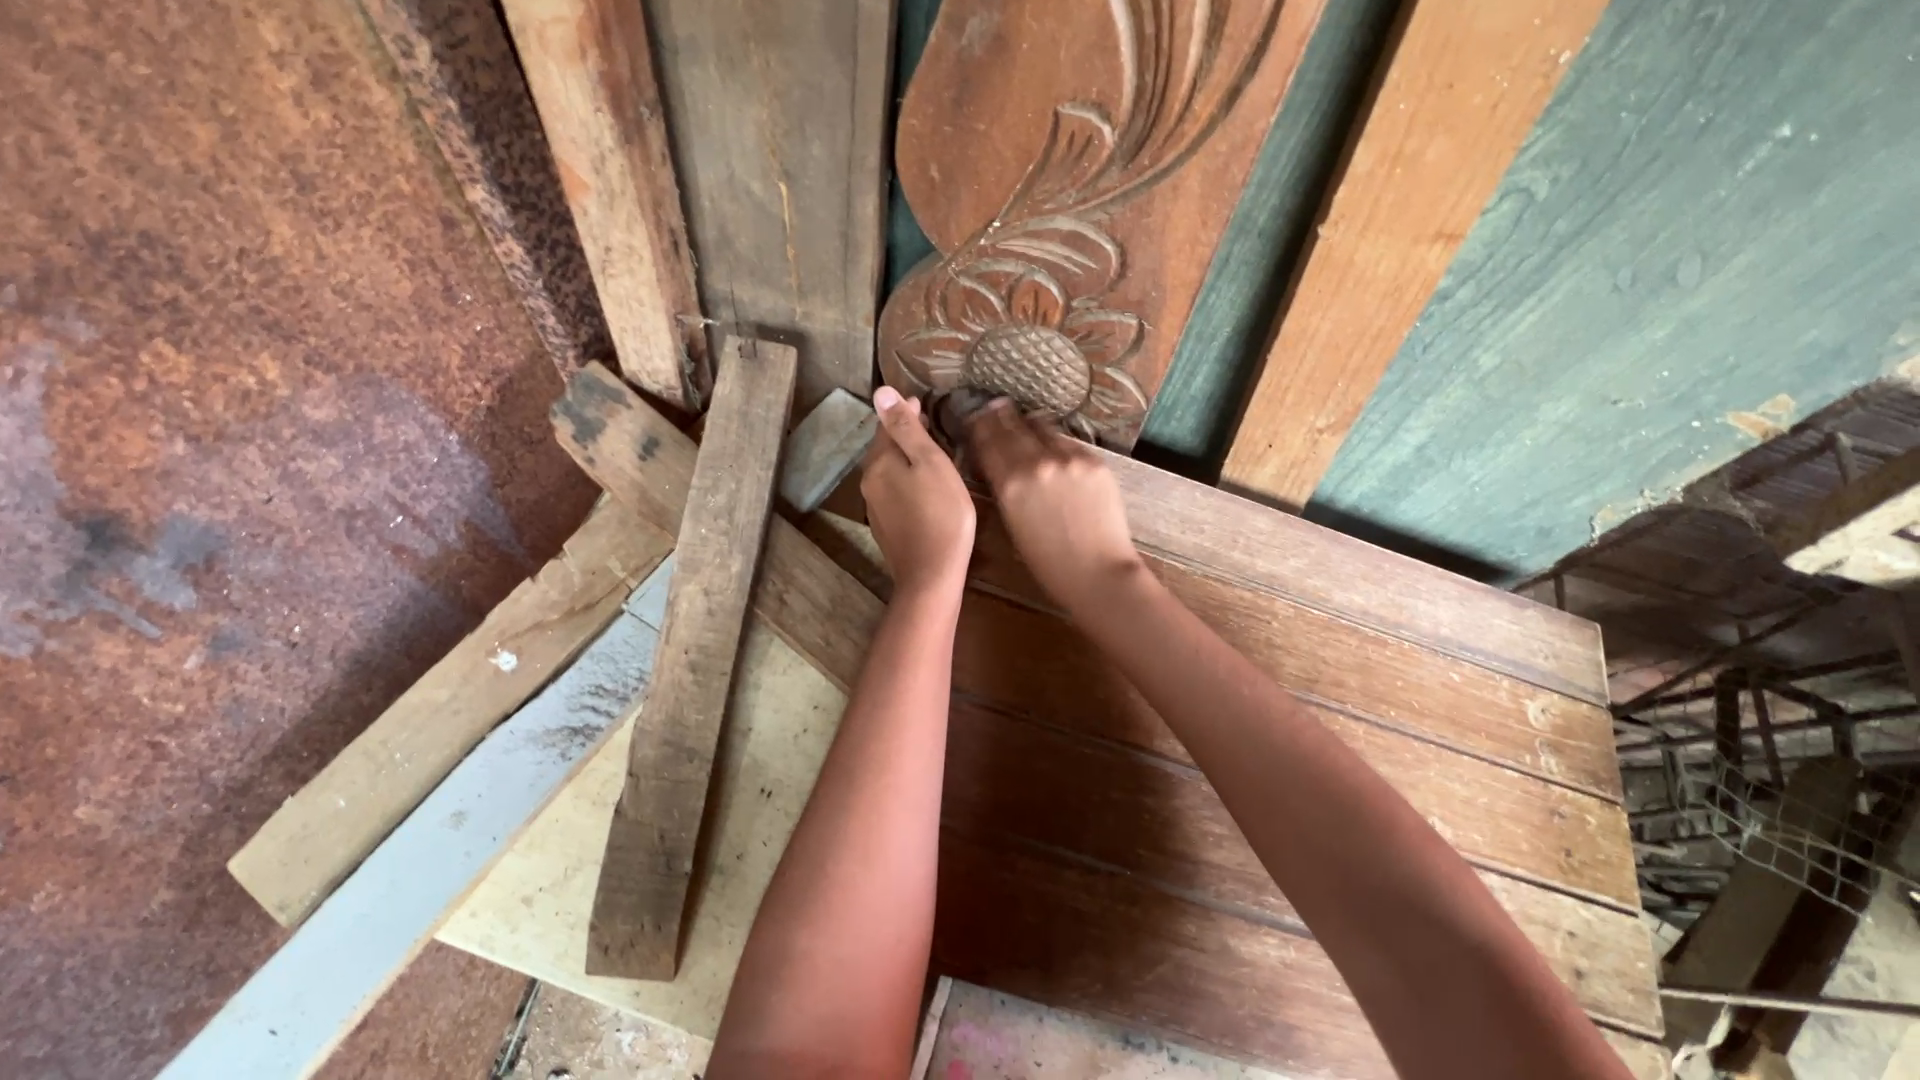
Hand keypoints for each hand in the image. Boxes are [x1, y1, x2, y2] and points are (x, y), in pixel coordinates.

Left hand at [860, 386, 975, 597]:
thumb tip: (881, 393)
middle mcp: (869, 483)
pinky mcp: (887, 528)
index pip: (887, 426)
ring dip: (906, 460)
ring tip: (931, 456)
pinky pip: (895, 494)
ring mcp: (876, 508)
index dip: (906, 413)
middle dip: (904, 436)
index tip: (925, 405)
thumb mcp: (930, 463)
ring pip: (890, 473)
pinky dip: (908, 483)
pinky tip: (926, 489)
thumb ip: (906, 428)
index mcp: (878, 463)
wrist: (932, 574)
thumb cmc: (941, 513)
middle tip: (931, 427)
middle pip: (885, 450)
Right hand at [964, 398, 1144, 614]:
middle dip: (1000, 416)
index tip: (975, 417)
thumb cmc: (1047, 562)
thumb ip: (1004, 488)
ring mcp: (1068, 458)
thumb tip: (999, 465)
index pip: (987, 442)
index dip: (979, 426)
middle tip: (995, 406)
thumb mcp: (1012, 523)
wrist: (1097, 571)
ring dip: (1028, 423)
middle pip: (1012, 427)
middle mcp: (1036, 463)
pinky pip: (1068, 441)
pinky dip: (1055, 439)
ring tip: (1021, 418)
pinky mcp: (1094, 460)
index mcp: (1009, 484)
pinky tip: (1052, 441)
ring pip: (1042, 427)